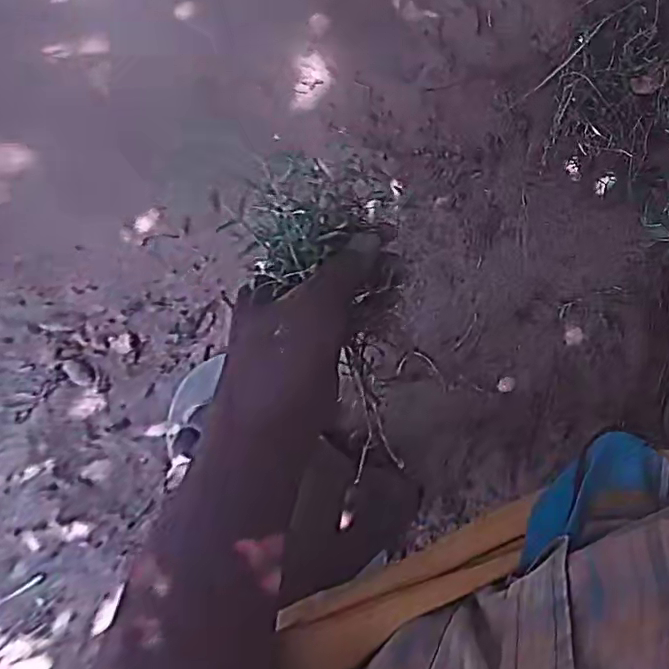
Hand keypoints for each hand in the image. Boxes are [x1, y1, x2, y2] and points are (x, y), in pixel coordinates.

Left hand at [208, 232, 381, 437]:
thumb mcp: (314, 306)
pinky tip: (388, 306)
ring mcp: (299, 330)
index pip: (312, 247)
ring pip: (340, 297)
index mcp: (269, 285)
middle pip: (328, 271)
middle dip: (364, 262)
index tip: (384, 233)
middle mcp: (281, 302)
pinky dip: (366, 311)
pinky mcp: (317, 353)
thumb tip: (369, 238)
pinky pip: (345, 322)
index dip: (348, 237)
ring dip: (369, 286)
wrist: (269, 435)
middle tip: (397, 259)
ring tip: (400, 279)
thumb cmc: (284, 363)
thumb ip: (343, 271)